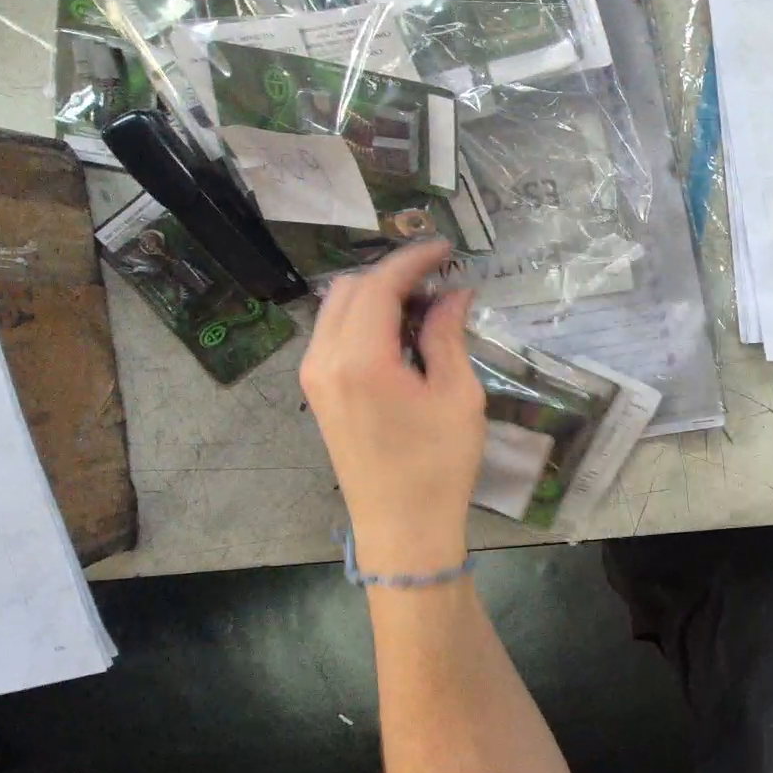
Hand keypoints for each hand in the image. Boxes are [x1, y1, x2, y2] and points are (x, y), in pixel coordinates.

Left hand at [300, 241, 484, 575]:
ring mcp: (315, 376)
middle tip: (441, 281)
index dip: (412, 260)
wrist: (402, 525)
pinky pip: (335, 336)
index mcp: (361, 359)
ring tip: (427, 307)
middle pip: (348, 290)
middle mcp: (324, 359)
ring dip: (378, 297)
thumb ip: (447, 338)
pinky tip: (403, 336)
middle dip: (393, 275)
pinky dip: (366, 321)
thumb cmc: (440, 464)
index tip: (445, 248)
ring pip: (337, 310)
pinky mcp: (319, 392)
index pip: (378, 286)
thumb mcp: (458, 397)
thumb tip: (454, 295)